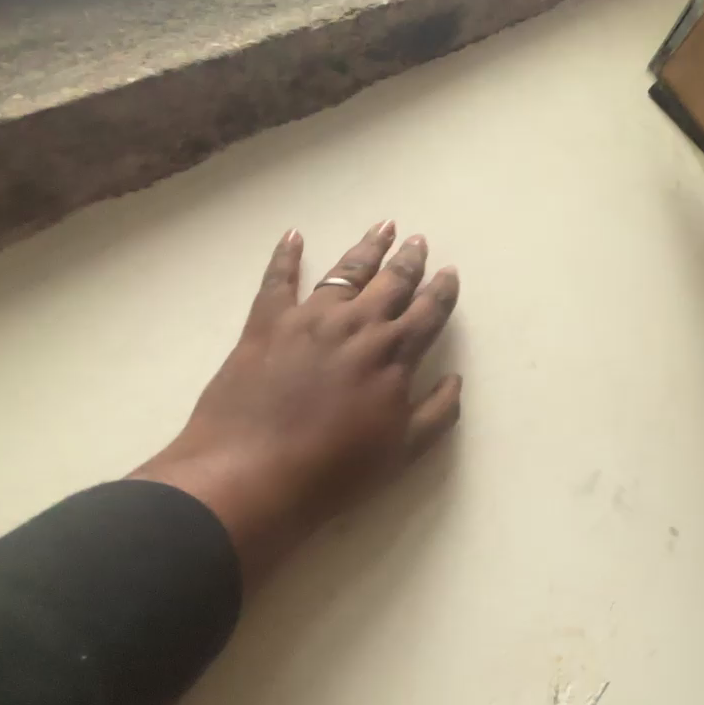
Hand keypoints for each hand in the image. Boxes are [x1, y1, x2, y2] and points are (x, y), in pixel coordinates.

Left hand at [132, 222, 461, 586]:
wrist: (249, 477)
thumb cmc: (333, 471)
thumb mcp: (402, 452)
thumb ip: (437, 412)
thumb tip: (455, 378)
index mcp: (394, 353)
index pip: (428, 311)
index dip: (442, 290)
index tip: (449, 272)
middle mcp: (358, 325)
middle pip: (392, 282)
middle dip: (409, 260)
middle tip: (418, 240)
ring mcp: (310, 319)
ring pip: (346, 273)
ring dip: (367, 248)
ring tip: (382, 227)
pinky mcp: (266, 324)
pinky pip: (278, 280)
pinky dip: (285, 256)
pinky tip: (294, 236)